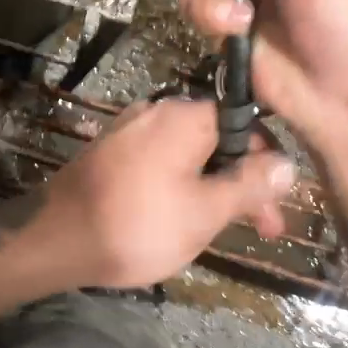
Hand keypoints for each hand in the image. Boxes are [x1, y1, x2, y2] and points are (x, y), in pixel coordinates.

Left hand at [37, 99, 293, 289]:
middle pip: (216, 136)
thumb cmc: (140, 224)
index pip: (242, 119)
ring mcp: (131, 128)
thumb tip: (288, 163)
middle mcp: (157, 110)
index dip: (266, 161)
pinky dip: (183, 182)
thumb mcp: (205, 211)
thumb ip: (248, 185)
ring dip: (214, 184)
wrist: (59, 237)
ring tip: (225, 228)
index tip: (276, 206)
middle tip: (261, 228)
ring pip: (189, 151)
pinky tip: (186, 215)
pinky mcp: (113, 150)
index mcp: (183, 116)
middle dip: (242, 179)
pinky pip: (162, 159)